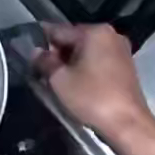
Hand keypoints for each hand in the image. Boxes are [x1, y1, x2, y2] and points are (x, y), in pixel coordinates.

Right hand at [33, 23, 154, 143]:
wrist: (127, 124)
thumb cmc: (91, 98)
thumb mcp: (59, 80)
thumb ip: (44, 61)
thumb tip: (36, 52)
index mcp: (94, 32)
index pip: (58, 30)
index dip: (40, 42)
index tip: (28, 54)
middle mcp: (110, 35)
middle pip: (74, 39)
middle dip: (57, 54)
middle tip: (41, 72)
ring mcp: (120, 50)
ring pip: (86, 51)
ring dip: (70, 63)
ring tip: (57, 80)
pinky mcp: (125, 67)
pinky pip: (98, 61)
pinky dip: (85, 68)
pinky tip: (76, 84)